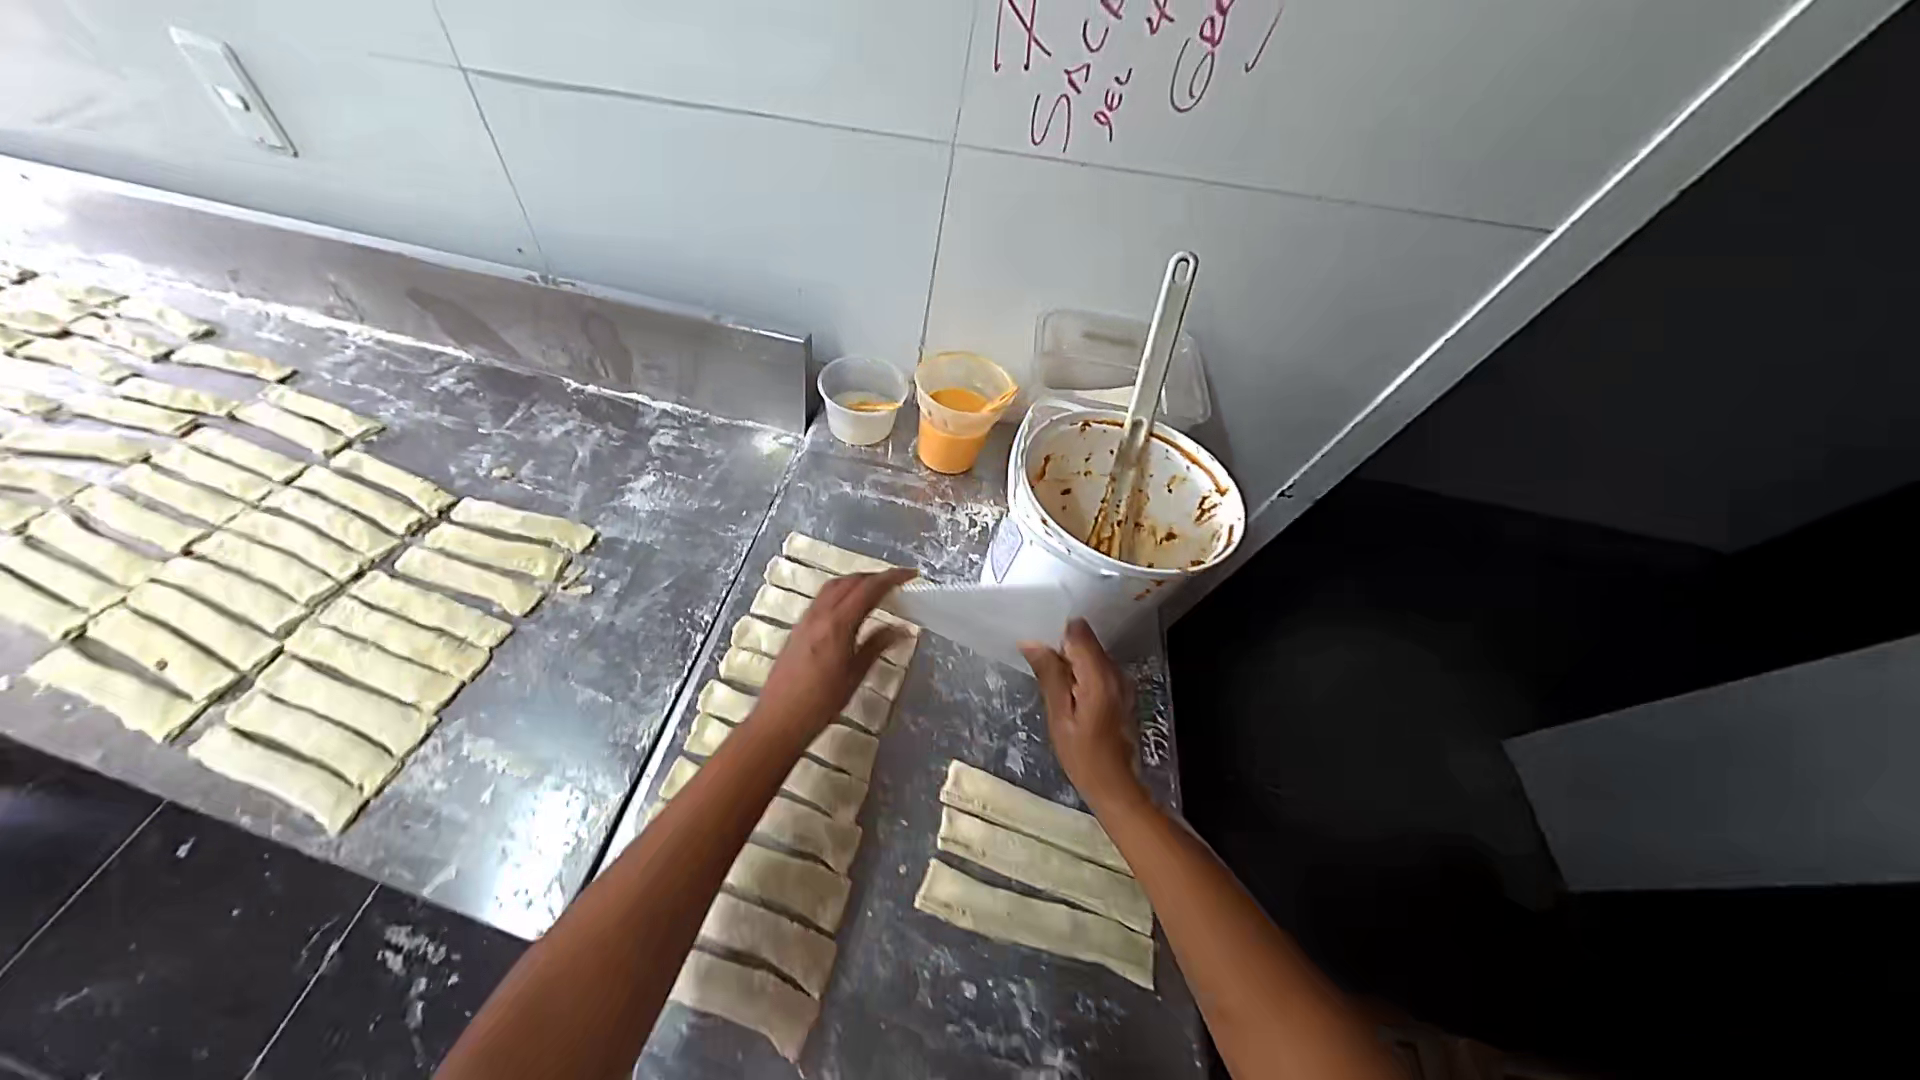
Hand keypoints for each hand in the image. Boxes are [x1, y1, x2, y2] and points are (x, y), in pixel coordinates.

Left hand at [754, 568, 915, 736]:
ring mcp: (805, 620)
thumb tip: (901, 629)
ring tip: (876, 589)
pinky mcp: (798, 628)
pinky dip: (842, 592)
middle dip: (875, 576)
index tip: (910, 574)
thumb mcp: (855, 675)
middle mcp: (819, 615)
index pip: (868, 589)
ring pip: (833, 586)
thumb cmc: (821, 703)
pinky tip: (850, 606)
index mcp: (837, 624)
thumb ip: (877, 646)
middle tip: (897, 582)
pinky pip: (823, 598)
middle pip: (849, 581)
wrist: (779, 720)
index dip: (892, 578)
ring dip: (857, 581)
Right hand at [1020, 619, 1143, 805]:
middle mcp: (1116, 671)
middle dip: (1062, 650)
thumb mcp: (1059, 716)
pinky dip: (1082, 675)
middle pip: (1086, 642)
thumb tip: (1032, 642)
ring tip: (1053, 686)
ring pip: (1092, 656)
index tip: (1039, 649)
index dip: (1057, 635)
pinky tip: (1070, 696)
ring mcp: (1122, 681)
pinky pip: (1098, 670)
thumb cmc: (1082, 755)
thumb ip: (1050, 674)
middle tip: (1041, 671)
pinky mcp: (1122, 691)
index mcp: (1100, 675)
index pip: (1079, 631)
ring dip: (1072, 665)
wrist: (1115, 786)